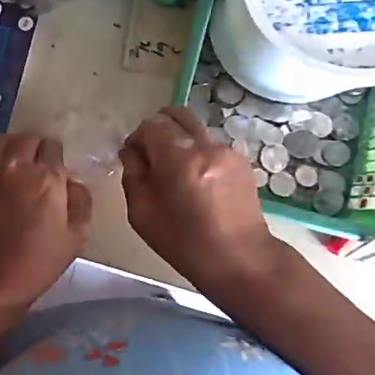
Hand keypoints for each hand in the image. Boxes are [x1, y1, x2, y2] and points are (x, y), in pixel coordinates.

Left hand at [0, 135, 92, 314]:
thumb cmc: (36, 262)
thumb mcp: (76, 236)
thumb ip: (81, 200)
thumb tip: (72, 182)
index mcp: (48, 178)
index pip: (55, 150)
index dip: (57, 166)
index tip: (55, 183)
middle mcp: (18, 164)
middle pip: (32, 140)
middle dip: (38, 155)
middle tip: (38, 178)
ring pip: (7, 139)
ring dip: (15, 150)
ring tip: (16, 171)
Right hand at [120, 107, 283, 292]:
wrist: (240, 258)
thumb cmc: (185, 243)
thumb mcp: (142, 213)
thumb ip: (133, 174)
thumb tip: (132, 152)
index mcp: (178, 158)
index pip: (152, 124)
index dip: (138, 137)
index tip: (134, 157)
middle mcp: (206, 146)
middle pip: (177, 115)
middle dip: (159, 129)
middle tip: (151, 155)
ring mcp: (228, 151)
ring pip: (195, 131)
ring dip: (180, 143)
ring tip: (177, 176)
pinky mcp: (242, 161)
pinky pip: (211, 146)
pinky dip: (199, 156)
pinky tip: (199, 185)